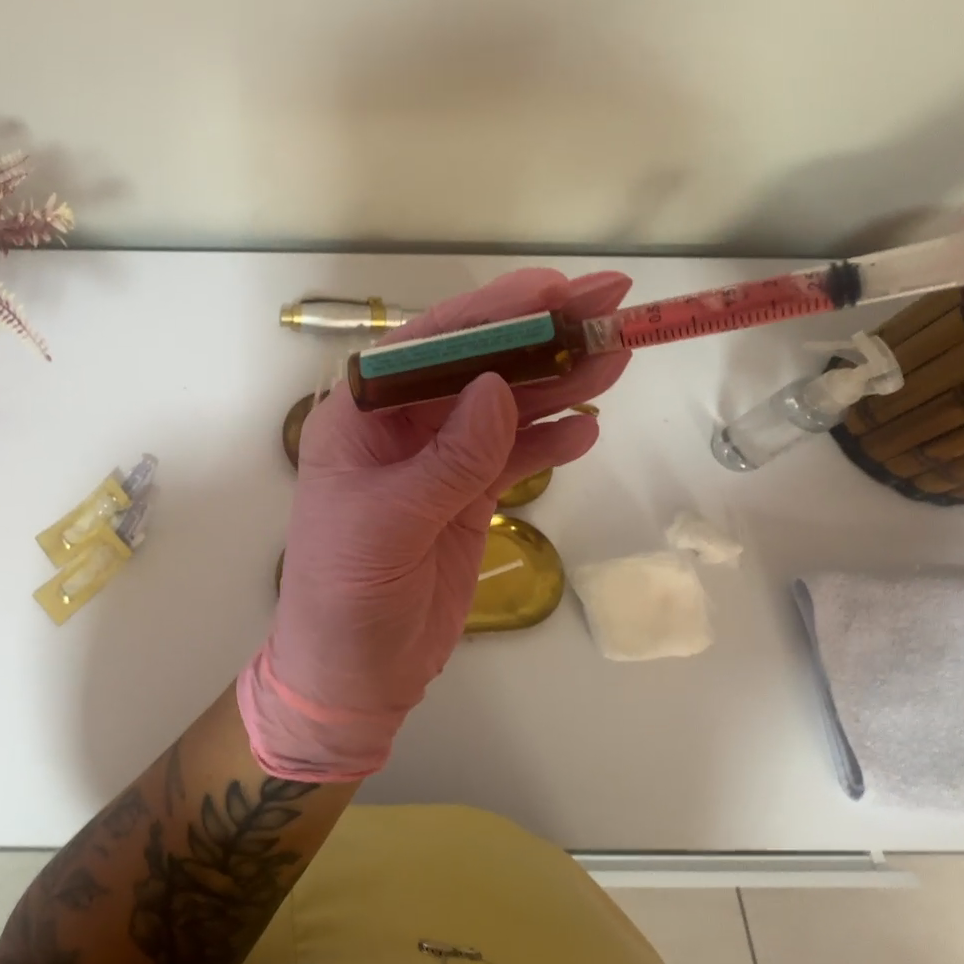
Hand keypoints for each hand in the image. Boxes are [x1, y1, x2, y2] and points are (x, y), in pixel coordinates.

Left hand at [237, 269, 632, 781]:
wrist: (352, 673)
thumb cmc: (346, 595)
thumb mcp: (388, 523)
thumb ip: (447, 458)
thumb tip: (498, 387)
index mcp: (359, 418)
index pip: (427, 348)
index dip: (491, 314)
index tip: (553, 290)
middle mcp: (398, 430)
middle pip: (475, 367)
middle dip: (538, 337)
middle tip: (612, 304)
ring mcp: (435, 464)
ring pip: (502, 409)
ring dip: (556, 384)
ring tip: (617, 357)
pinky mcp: (463, 500)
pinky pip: (511, 457)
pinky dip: (548, 441)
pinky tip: (586, 427)